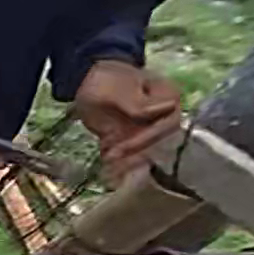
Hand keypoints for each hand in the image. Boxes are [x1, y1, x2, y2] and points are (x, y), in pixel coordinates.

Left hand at [74, 60, 182, 183]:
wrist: (86, 79)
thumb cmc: (107, 79)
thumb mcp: (118, 89)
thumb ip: (138, 103)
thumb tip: (164, 109)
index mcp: (167, 99)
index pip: (167, 123)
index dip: (148, 137)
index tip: (123, 145)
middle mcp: (159, 116)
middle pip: (156, 141)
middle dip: (136, 153)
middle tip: (112, 160)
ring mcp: (140, 127)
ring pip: (140, 150)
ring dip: (128, 163)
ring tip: (110, 173)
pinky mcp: (122, 136)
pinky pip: (122, 152)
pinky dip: (115, 164)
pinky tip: (107, 176)